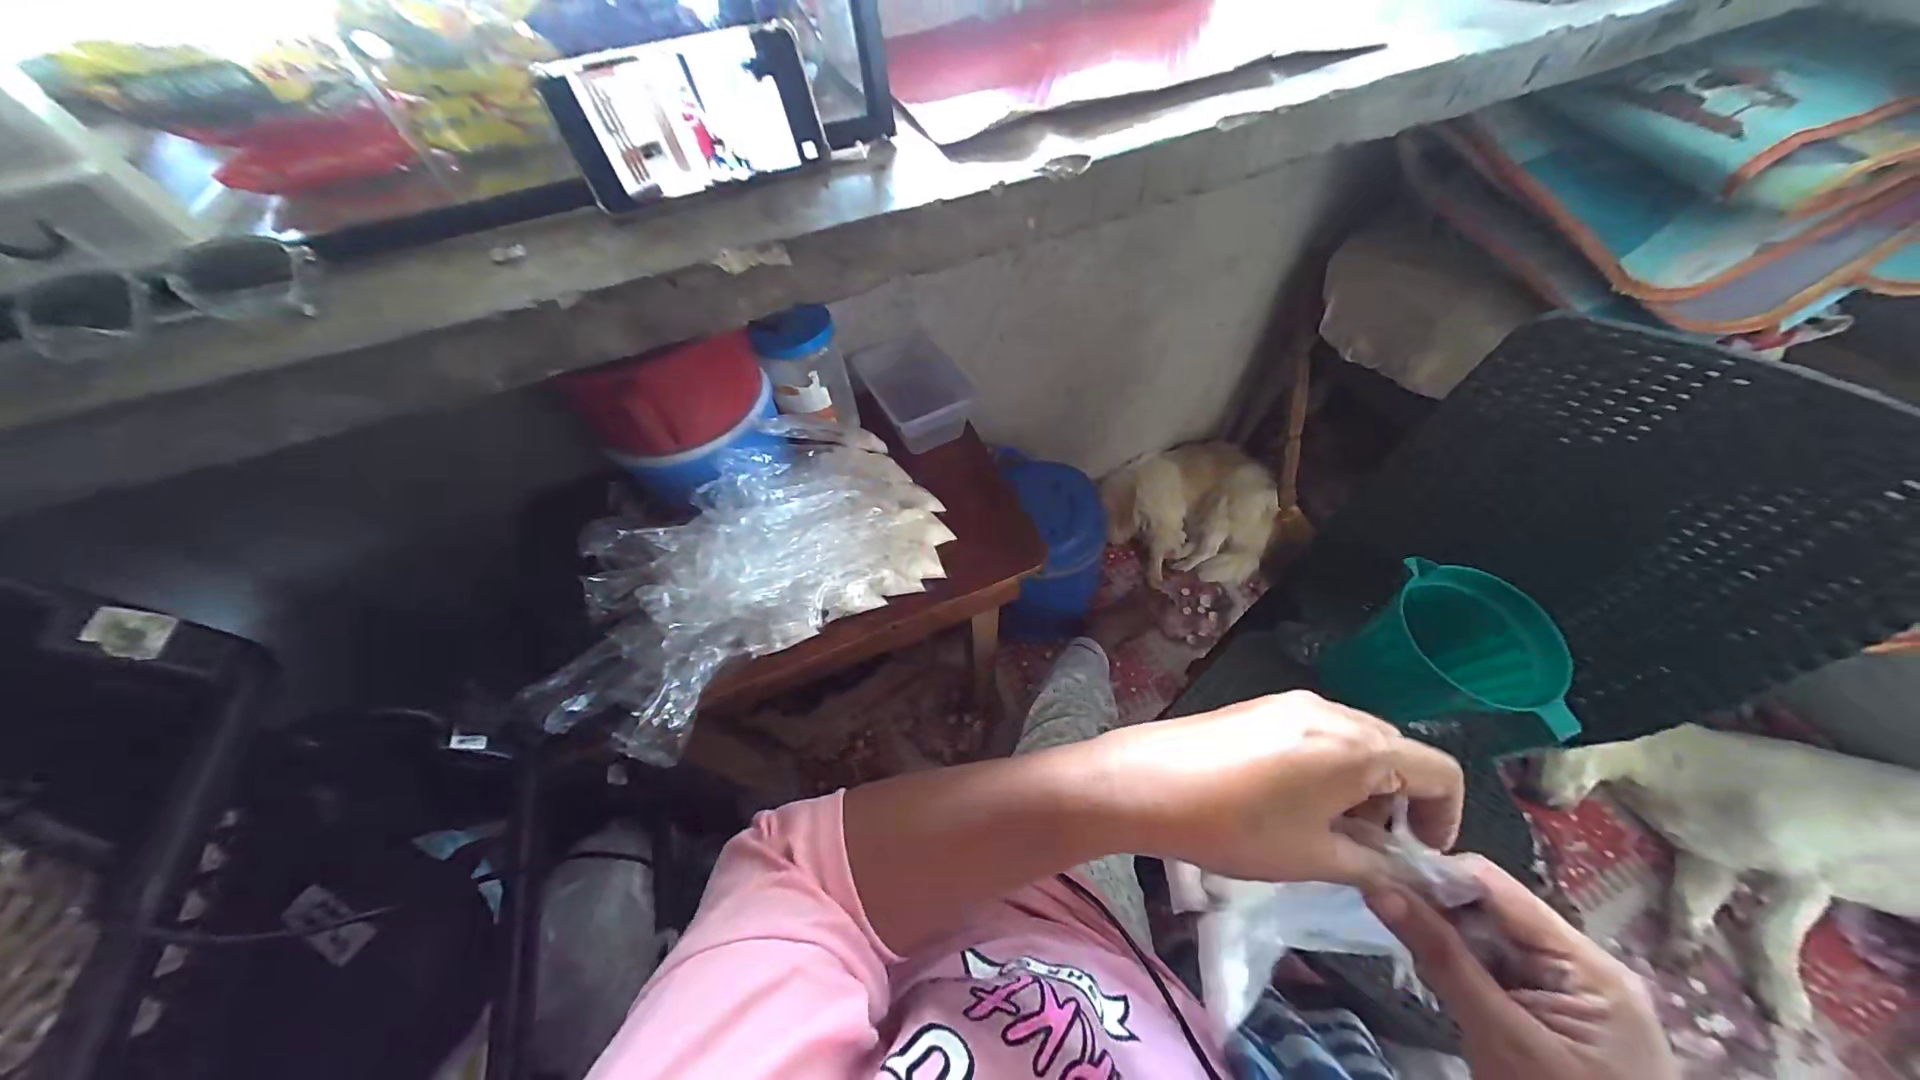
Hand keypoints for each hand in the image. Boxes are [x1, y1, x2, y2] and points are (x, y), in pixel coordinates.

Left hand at [1092, 691, 1463, 885]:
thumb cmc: (1234, 825)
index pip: (1441, 772)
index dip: (1446, 818)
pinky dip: (1322, 764)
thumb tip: (1412, 873)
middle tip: (1364, 845)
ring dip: (1358, 783)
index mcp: (1358, 745)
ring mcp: (1287, 702)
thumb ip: (1377, 865)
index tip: (1418, 855)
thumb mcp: (1314, 858)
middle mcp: (1329, 711)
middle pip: (1395, 752)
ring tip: (1321, 825)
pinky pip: (1312, 732)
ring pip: (1352, 741)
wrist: (1145, 781)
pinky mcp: (1256, 705)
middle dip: (1397, 801)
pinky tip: (1286, 797)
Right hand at [1367, 857, 1677, 1079]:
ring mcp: (1571, 988)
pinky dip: (1460, 965)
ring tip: (1415, 959)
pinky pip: (1495, 964)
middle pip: (1490, 906)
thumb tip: (1377, 885)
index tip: (1379, 882)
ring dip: (1444, 939)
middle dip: (1436, 911)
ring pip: (1486, 934)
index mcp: (1586, 963)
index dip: (1434, 875)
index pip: (1494, 884)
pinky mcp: (1553, 1008)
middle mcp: (1582, 963)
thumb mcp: (1499, 1036)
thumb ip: (1441, 957)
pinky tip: (1440, 980)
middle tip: (1389, 922)